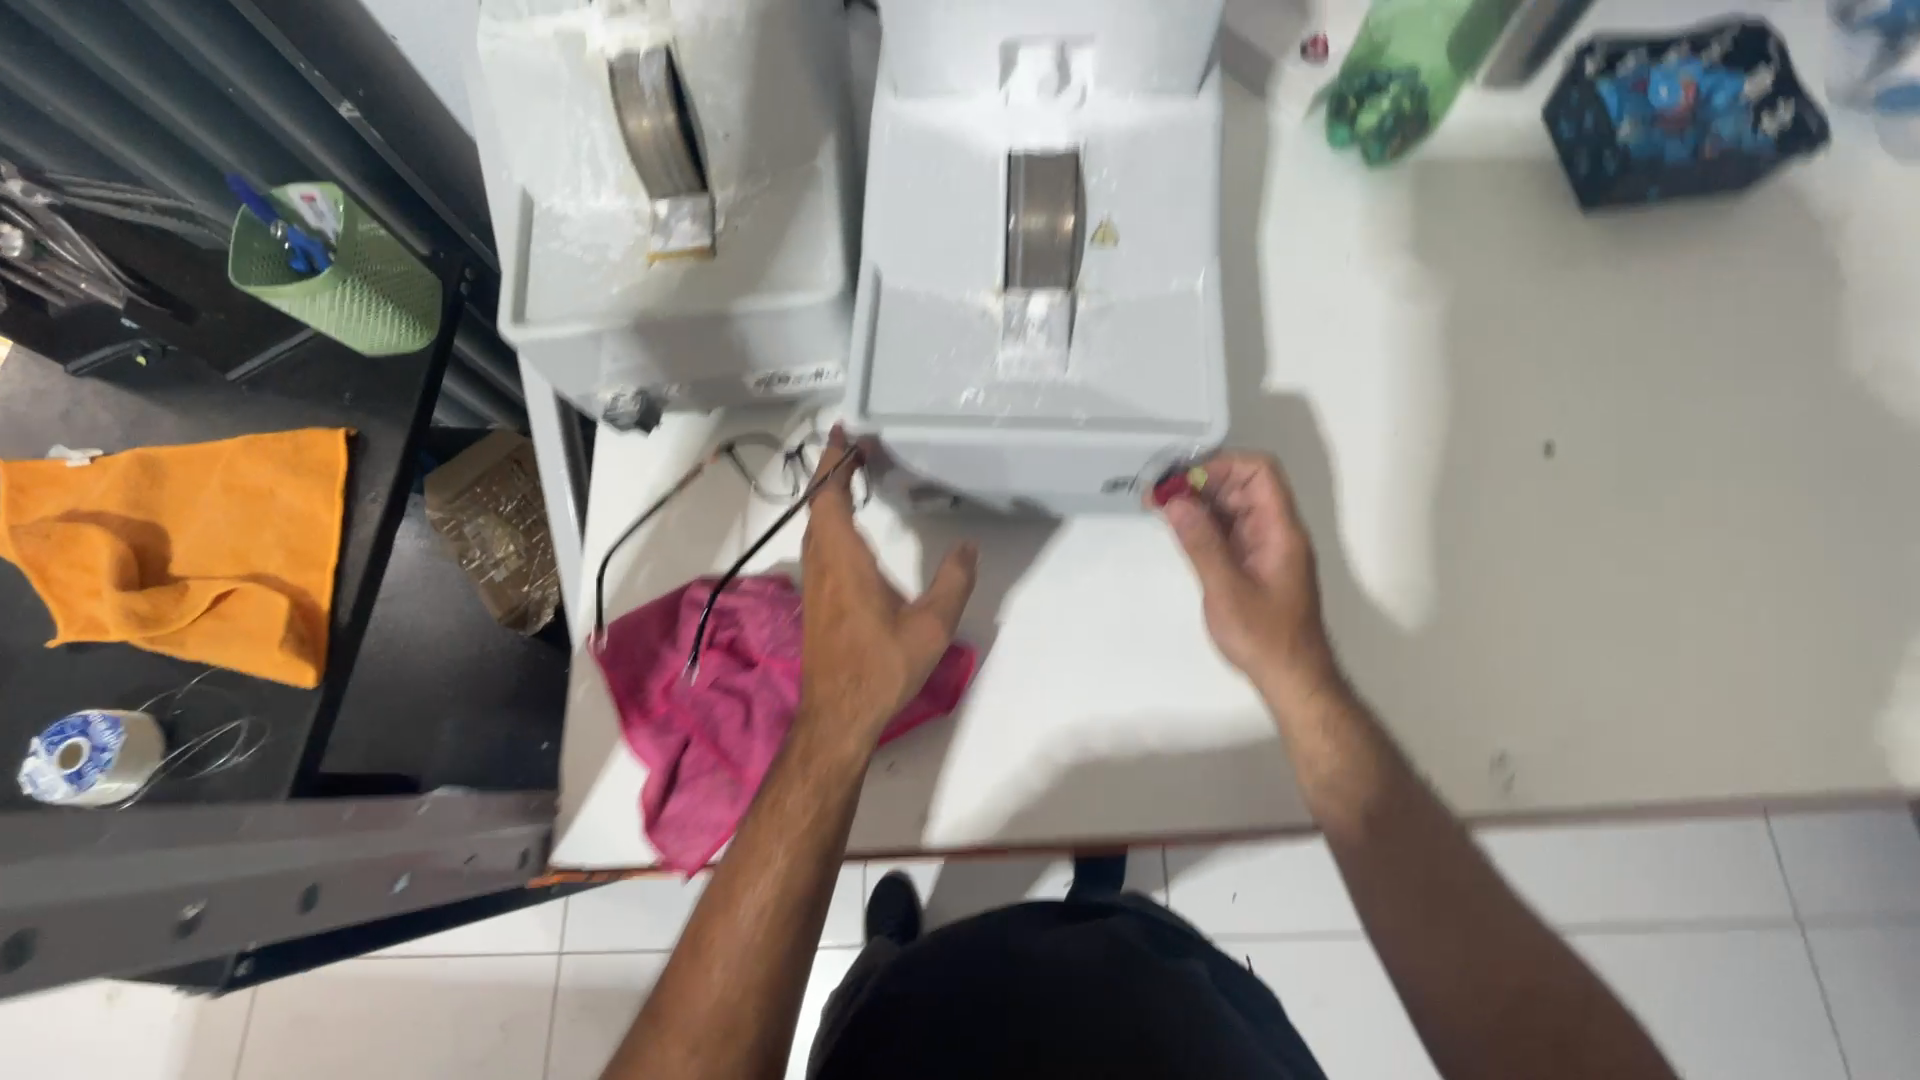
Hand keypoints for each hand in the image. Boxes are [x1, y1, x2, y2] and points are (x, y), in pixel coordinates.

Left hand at [799, 428, 977, 744]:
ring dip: (829, 496)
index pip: (829, 495)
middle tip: (857, 447)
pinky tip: (850, 530)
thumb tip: (967, 546)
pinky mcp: (815, 601)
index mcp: (844, 560)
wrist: (839, 714)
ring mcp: (814, 584)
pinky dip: (829, 521)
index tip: (844, 432)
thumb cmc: (882, 668)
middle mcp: (822, 565)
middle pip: (817, 504)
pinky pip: (818, 545)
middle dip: (832, 470)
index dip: (834, 460)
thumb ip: (953, 581)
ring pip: (814, 526)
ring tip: (853, 476)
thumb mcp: (932, 625)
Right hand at [1153, 451, 1340, 700]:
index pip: (1259, 473)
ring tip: (1160, 505)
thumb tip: (1175, 501)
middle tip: (1160, 492)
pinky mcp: (1252, 564)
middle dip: (1202, 481)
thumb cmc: (1265, 638)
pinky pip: (1227, 530)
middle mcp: (1275, 532)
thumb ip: (1201, 543)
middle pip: (1243, 486)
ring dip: (1198, 501)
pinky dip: (1202, 523)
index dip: (1221, 465)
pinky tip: (1177, 527)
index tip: (1182, 479)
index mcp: (1280, 531)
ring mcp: (1264, 548)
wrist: (1292, 679)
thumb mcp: (1227, 590)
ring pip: (1232, 507)